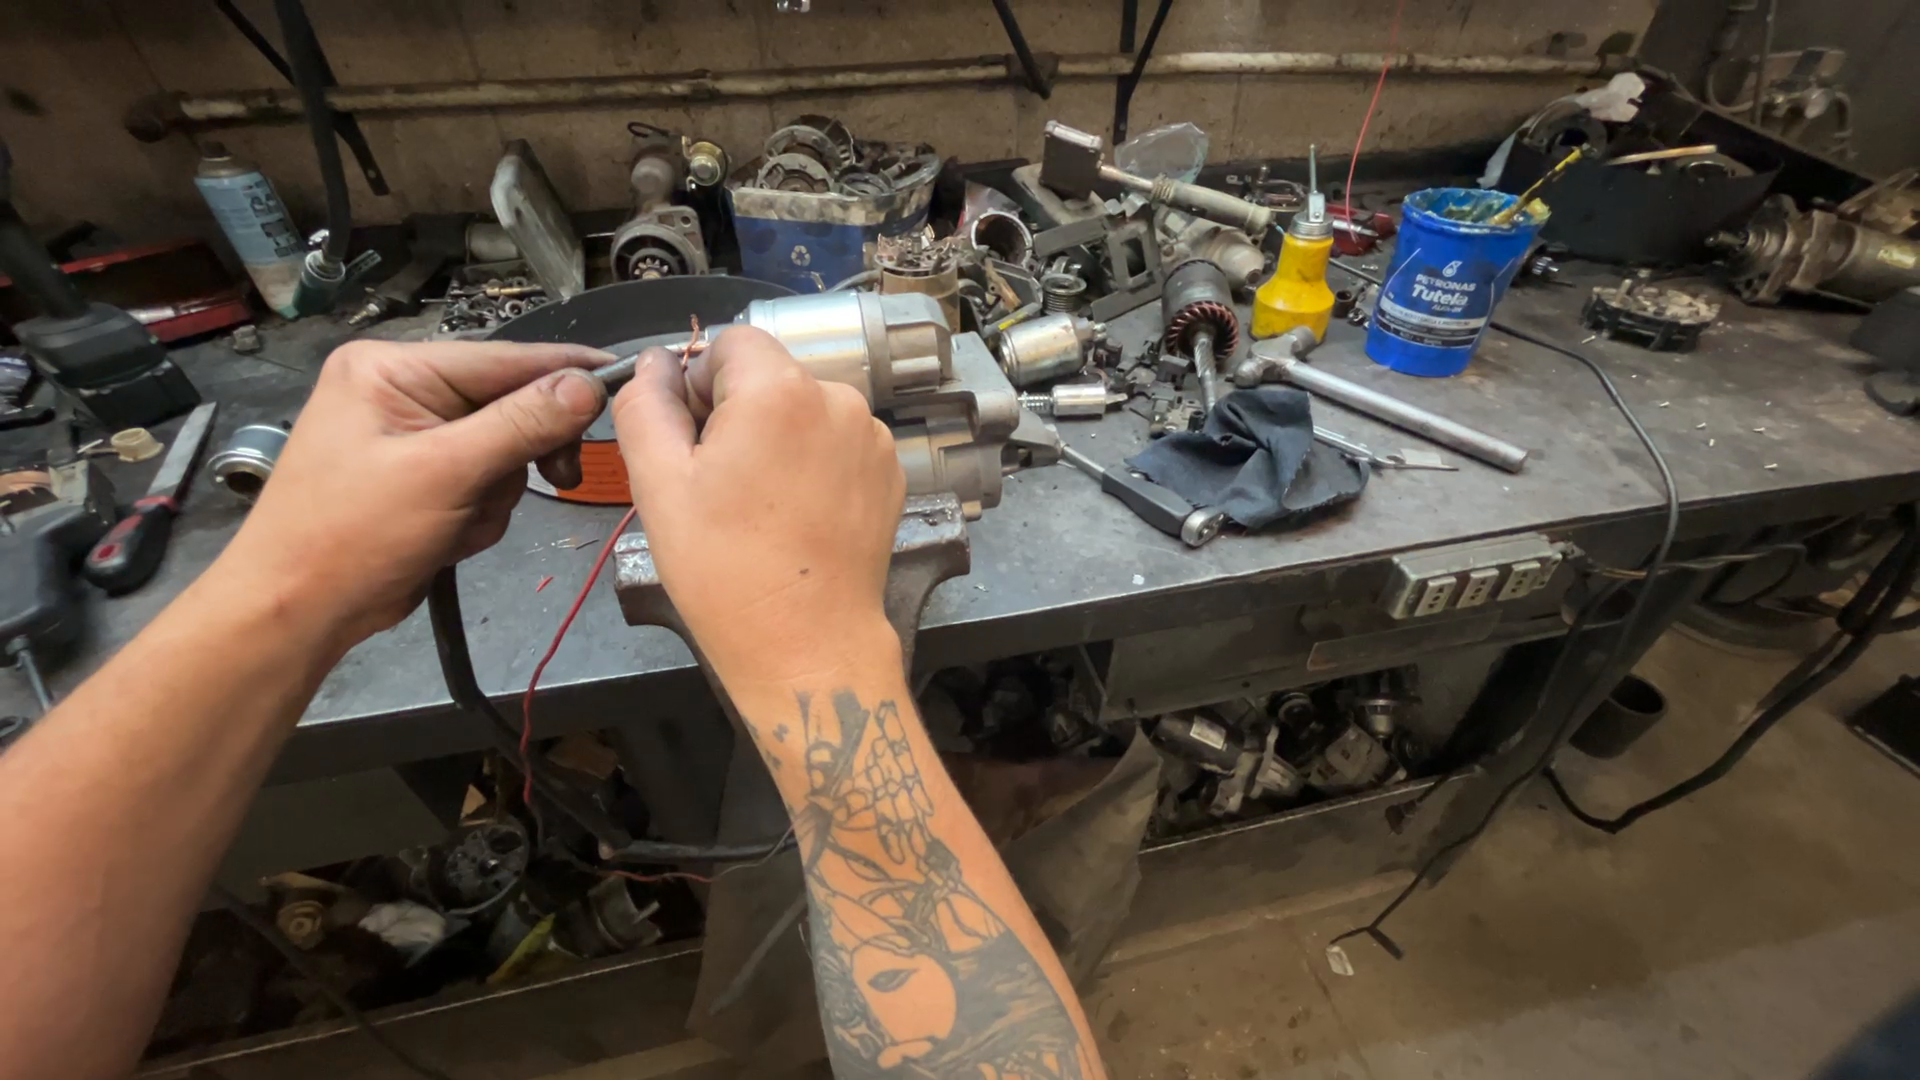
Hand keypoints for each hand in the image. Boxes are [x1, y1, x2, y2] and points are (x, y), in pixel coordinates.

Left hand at [217, 339, 612, 645]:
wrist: (301, 608)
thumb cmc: (357, 533)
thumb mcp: (448, 473)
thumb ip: (523, 423)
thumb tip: (590, 384)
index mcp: (396, 369)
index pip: (508, 359)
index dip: (571, 371)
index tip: (629, 379)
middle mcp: (408, 389)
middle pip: (514, 402)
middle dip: (529, 449)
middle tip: (557, 479)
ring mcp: (419, 432)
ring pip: (511, 444)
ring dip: (504, 487)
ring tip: (469, 519)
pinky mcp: (429, 471)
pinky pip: (492, 474)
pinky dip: (488, 505)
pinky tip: (457, 529)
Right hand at [613, 326, 904, 687]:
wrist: (809, 641)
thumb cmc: (726, 568)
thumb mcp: (659, 483)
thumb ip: (645, 403)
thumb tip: (656, 362)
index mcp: (781, 390)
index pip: (734, 342)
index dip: (703, 382)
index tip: (696, 437)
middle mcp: (841, 400)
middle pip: (775, 375)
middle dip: (742, 410)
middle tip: (726, 480)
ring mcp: (876, 438)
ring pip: (810, 409)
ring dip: (783, 436)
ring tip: (767, 502)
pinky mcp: (893, 472)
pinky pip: (842, 442)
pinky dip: (819, 461)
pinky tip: (803, 512)